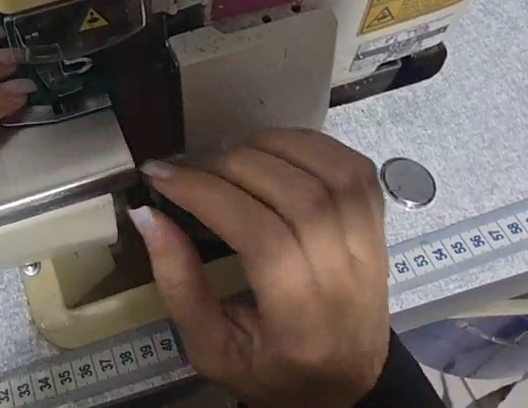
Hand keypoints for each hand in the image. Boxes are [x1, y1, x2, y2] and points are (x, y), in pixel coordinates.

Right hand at [129, 130, 389, 407]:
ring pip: (330, 175)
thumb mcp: (210, 349)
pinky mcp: (380, 228)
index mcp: (303, 324)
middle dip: (230, 165)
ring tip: (227, 153)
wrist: (346, 386)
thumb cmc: (270, 368)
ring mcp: (371, 250)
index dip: (207, 194)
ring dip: (270, 146)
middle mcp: (347, 282)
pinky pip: (352, 169)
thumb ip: (178, 284)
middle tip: (188, 163)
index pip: (262, 239)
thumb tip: (146, 213)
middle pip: (298, 198)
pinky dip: (309, 144)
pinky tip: (271, 149)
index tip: (160, 174)